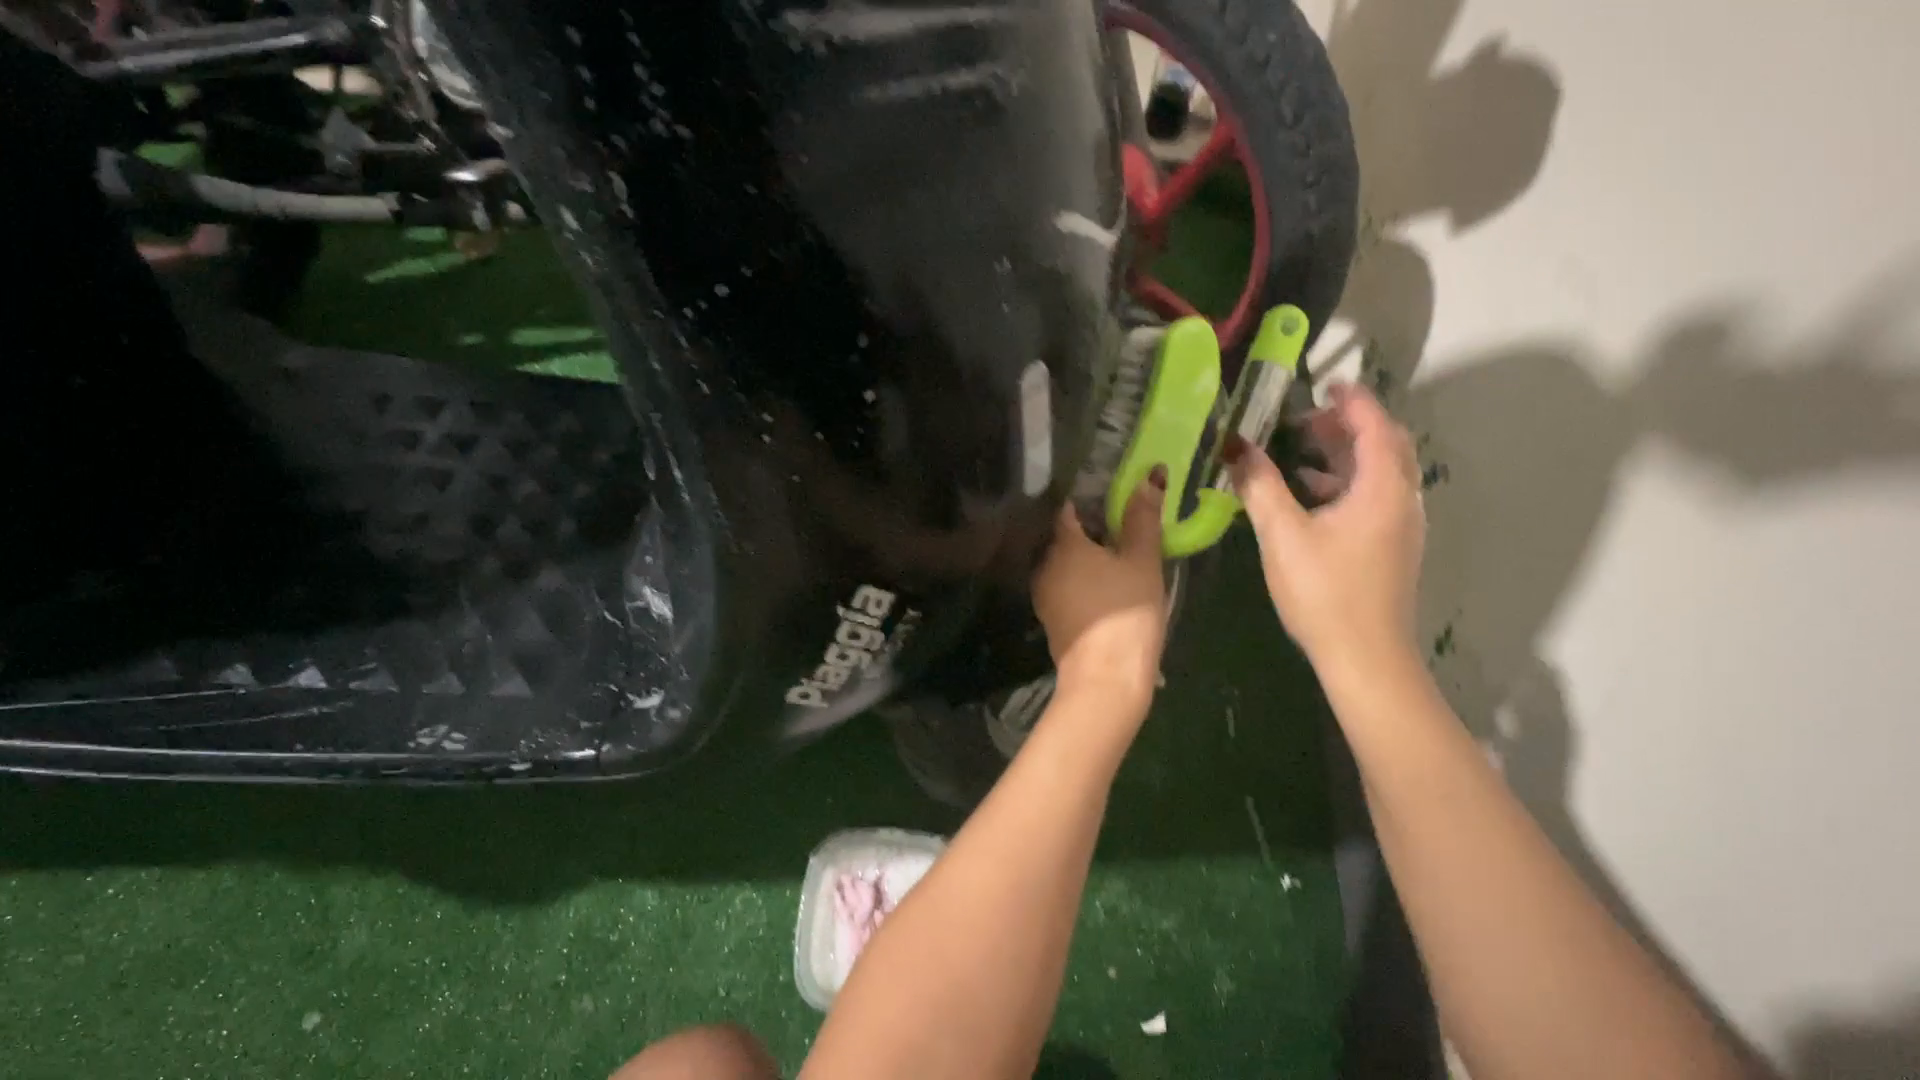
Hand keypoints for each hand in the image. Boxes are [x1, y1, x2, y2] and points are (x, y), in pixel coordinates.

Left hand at [1032, 482, 1166, 710]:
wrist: (1105, 679)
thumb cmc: (1127, 613)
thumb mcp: (1142, 562)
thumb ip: (1143, 519)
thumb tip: (1150, 476)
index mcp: (1063, 545)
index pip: (1069, 510)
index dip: (1091, 502)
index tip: (1115, 501)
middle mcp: (1045, 566)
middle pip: (1066, 538)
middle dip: (1092, 533)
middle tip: (1126, 533)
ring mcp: (1044, 596)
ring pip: (1066, 566)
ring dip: (1089, 561)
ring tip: (1122, 563)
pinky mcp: (1051, 621)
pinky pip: (1068, 590)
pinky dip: (1085, 585)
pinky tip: (1109, 592)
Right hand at [1229, 383, 1425, 671]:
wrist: (1366, 658)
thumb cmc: (1325, 592)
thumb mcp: (1282, 535)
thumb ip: (1259, 485)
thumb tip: (1234, 448)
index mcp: (1382, 488)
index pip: (1374, 425)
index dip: (1352, 400)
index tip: (1326, 382)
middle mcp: (1401, 500)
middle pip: (1384, 445)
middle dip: (1348, 426)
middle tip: (1305, 419)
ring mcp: (1401, 526)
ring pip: (1381, 473)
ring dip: (1346, 455)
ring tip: (1301, 453)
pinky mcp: (1393, 548)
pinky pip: (1376, 497)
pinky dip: (1347, 483)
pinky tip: (1311, 497)